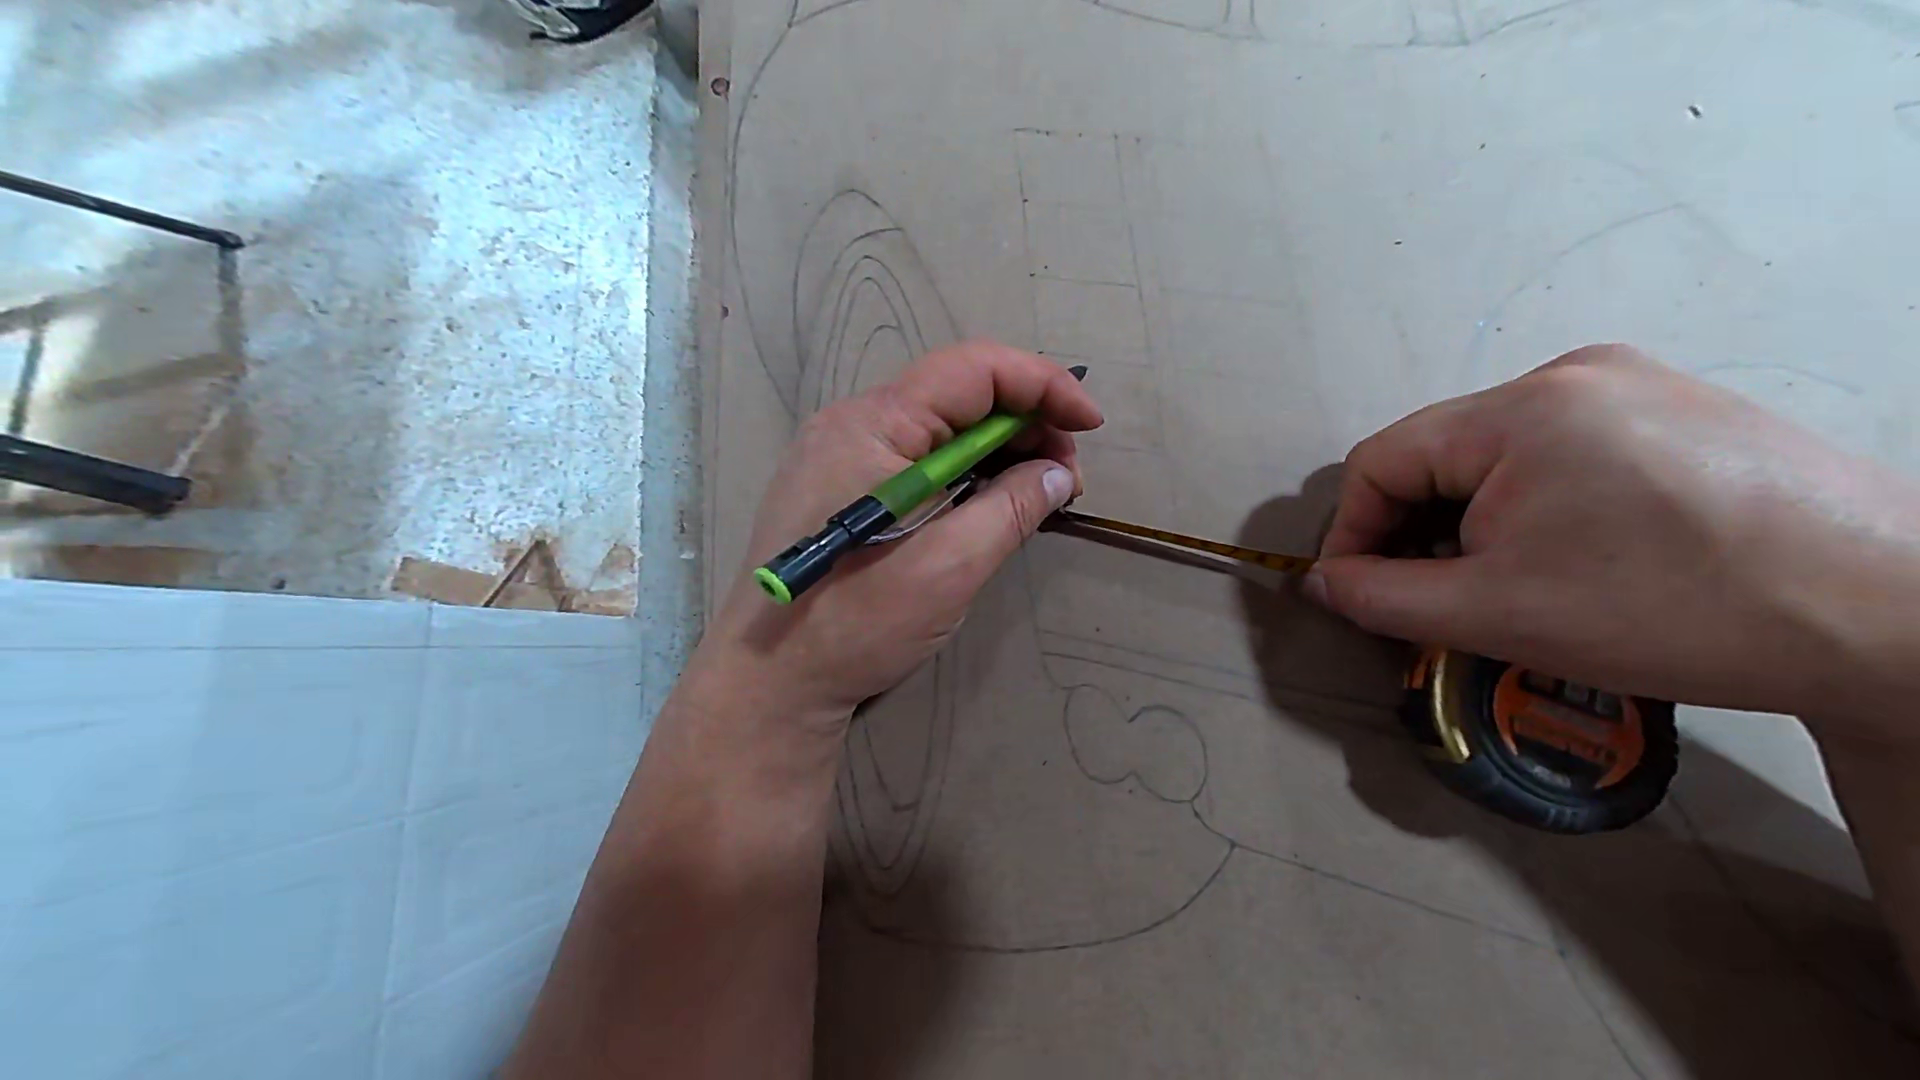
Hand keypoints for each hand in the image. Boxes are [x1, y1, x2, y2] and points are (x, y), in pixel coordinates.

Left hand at [698, 341, 1102, 727]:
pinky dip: (961, 473)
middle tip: (1065, 476)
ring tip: (1036, 493)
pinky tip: (987, 502)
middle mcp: (851, 424)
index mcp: (873, 425)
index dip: (1042, 384)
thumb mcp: (951, 566)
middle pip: (956, 395)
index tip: (1089, 425)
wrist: (771, 681)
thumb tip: (1058, 474)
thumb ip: (1011, 508)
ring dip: (995, 451)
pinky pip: (914, 459)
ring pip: (937, 429)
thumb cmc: (858, 624)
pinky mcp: (840, 489)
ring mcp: (839, 455)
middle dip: (1024, 424)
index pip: (972, 370)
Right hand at [1307, 345, 1919, 737]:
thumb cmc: (1673, 611)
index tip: (1355, 589)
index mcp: (1522, 410)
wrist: (1908, 618)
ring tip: (1489, 575)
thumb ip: (1380, 597)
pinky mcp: (1672, 407)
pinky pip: (1551, 449)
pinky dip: (1522, 500)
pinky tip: (1556, 547)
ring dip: (1463, 515)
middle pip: (1435, 454)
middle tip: (1422, 590)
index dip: (1350, 529)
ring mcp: (1628, 384)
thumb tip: (1318, 582)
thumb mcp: (1495, 614)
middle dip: (1410, 526)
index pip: (1380, 460)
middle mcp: (1569, 376)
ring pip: (1489, 453)